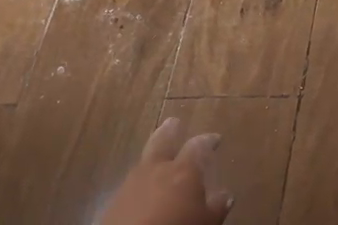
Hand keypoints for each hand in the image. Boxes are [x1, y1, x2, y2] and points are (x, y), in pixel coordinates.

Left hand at [98, 118, 233, 224]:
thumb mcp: (206, 222)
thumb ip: (216, 206)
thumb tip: (225, 195)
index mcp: (184, 169)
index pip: (198, 146)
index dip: (208, 141)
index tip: (215, 138)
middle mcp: (157, 170)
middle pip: (161, 142)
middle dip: (169, 131)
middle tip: (173, 122)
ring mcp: (130, 186)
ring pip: (142, 163)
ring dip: (151, 158)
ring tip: (157, 158)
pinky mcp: (112, 205)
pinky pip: (129, 186)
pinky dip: (138, 183)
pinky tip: (141, 191)